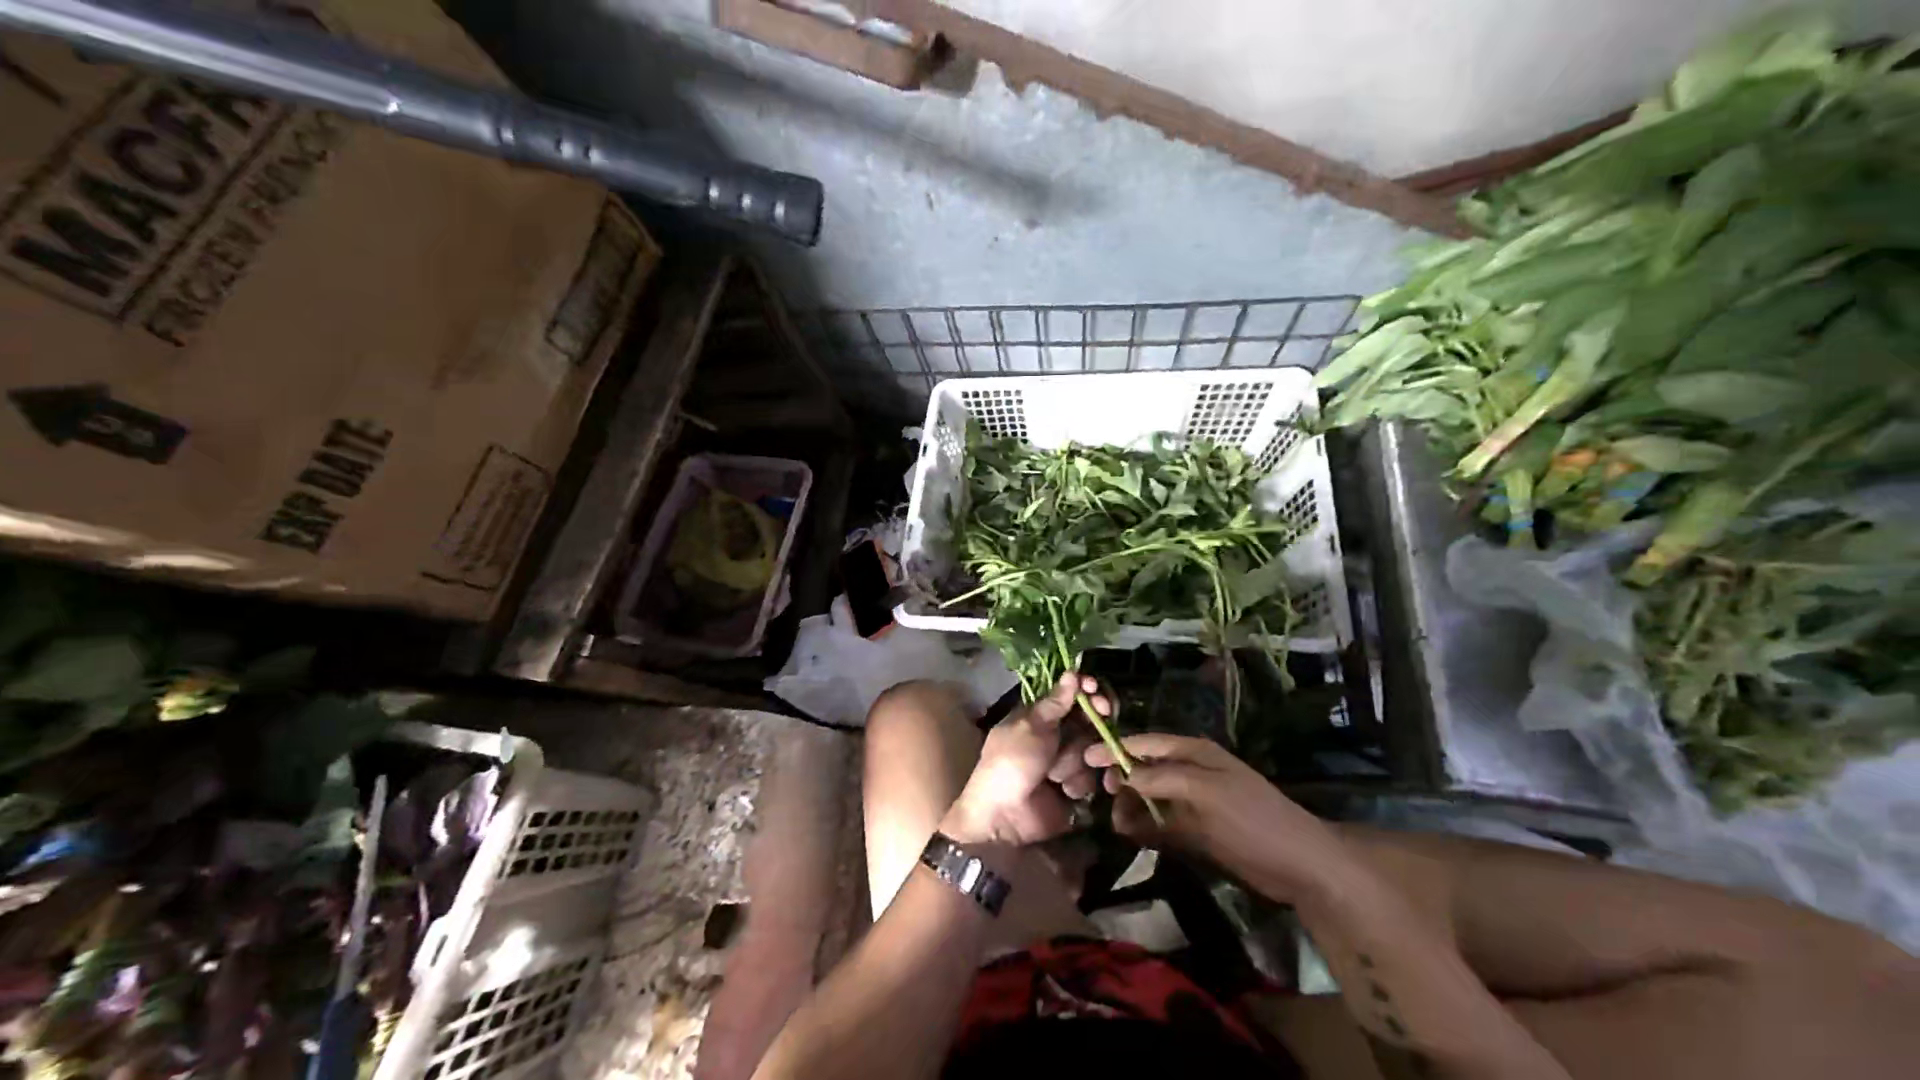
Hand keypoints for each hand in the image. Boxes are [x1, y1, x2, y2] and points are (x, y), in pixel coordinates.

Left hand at [939, 673, 1107, 847]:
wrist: (1005, 817)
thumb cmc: (1012, 762)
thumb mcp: (1031, 727)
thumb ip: (1056, 702)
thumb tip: (1072, 671)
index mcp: (1038, 716)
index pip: (1069, 696)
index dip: (1086, 691)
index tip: (1095, 689)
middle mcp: (1054, 735)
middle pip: (1088, 721)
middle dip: (1092, 724)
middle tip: (1100, 720)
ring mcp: (1064, 761)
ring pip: (1090, 749)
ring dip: (1076, 761)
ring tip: (1055, 776)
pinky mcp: (1073, 787)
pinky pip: (1090, 777)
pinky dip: (1078, 783)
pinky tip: (1065, 792)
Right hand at [1086, 733, 1351, 903]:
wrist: (1297, 864)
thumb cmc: (1253, 817)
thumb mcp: (1206, 791)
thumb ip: (1163, 779)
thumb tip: (1123, 774)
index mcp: (1193, 753)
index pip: (1146, 743)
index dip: (1116, 748)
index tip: (1085, 758)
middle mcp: (1188, 774)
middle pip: (1143, 770)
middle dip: (1120, 780)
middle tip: (1101, 797)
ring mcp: (1190, 804)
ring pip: (1147, 799)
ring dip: (1129, 808)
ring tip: (1118, 823)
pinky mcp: (1193, 832)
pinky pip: (1159, 825)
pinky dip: (1143, 829)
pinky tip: (1130, 836)